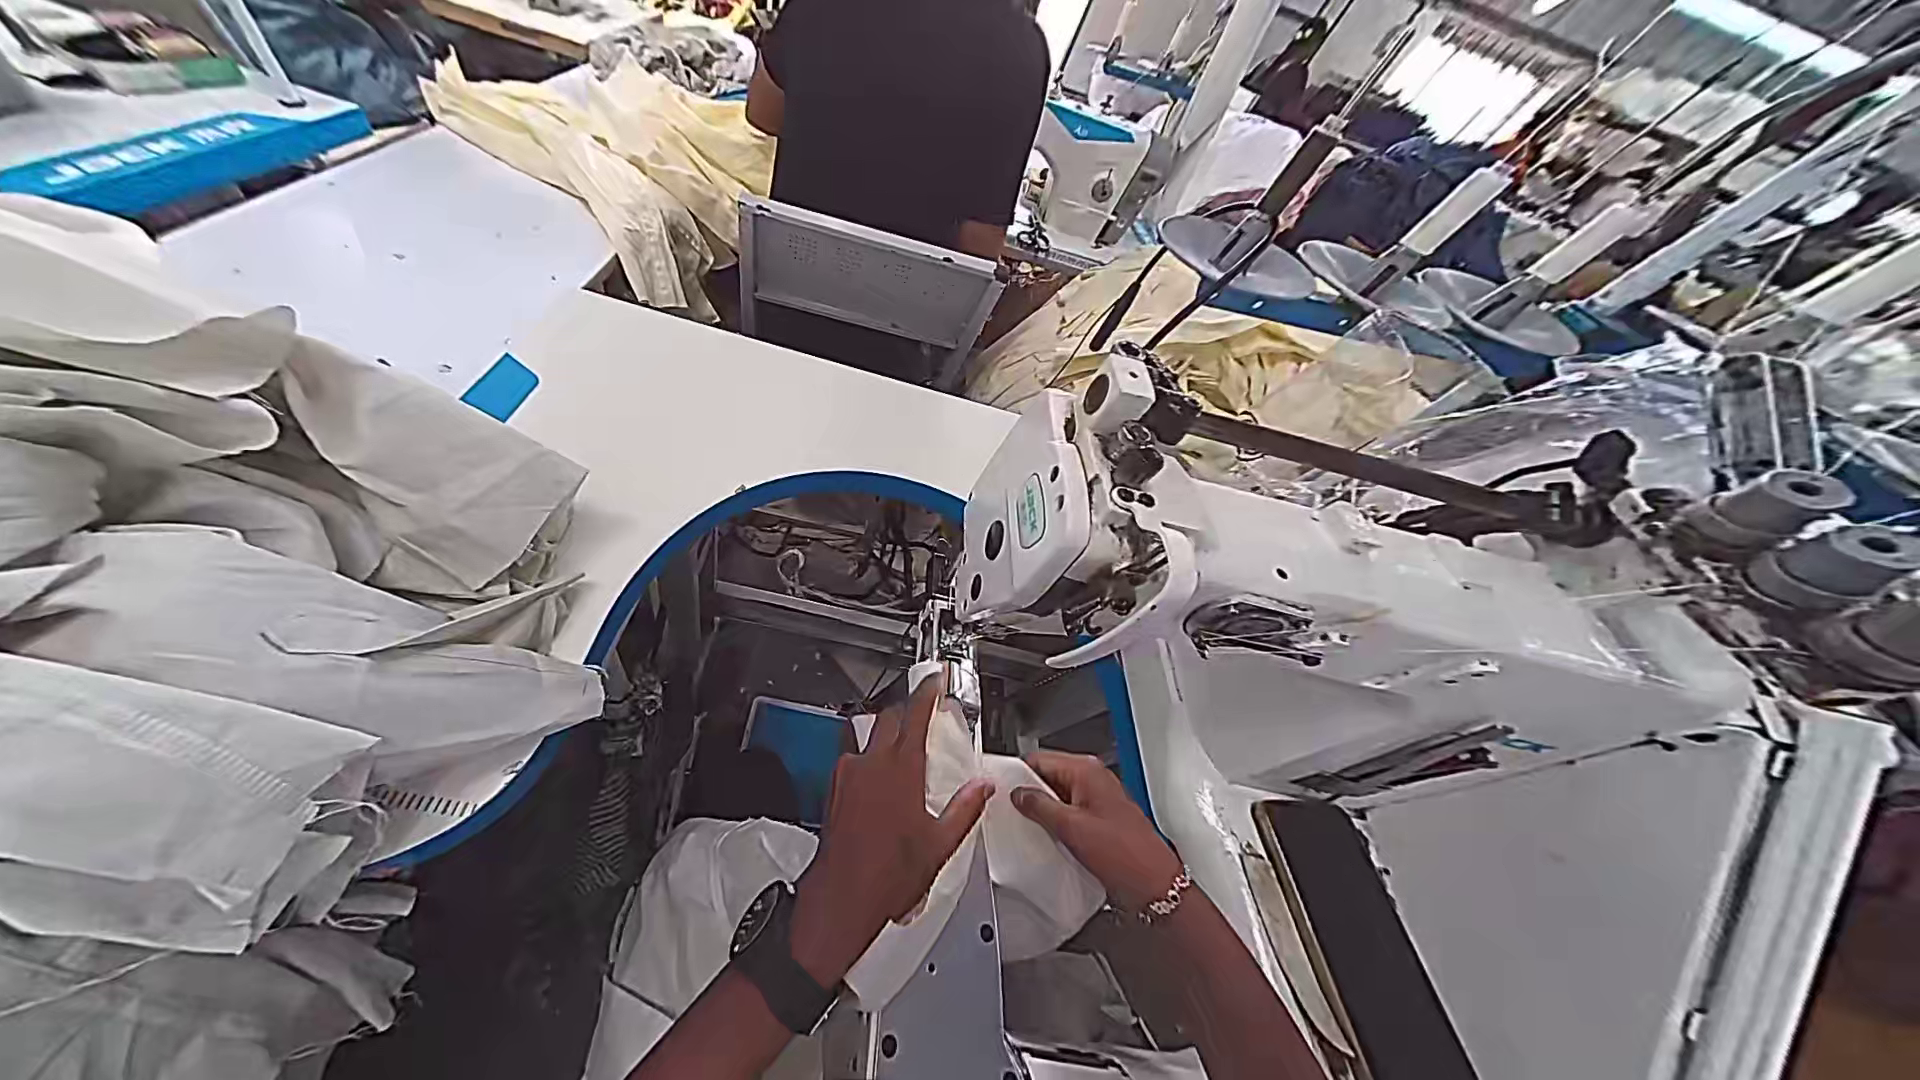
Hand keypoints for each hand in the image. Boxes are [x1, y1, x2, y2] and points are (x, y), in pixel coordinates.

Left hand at [791, 672, 991, 984]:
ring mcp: (848, 774)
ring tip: (900, 751)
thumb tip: (982, 787)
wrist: (841, 900)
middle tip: (923, 716)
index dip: (927, 692)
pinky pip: (852, 757)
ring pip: (868, 735)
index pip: (915, 714)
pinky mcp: (833, 788)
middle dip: (908, 710)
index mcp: (902, 769)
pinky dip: (867, 757)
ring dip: (886, 733)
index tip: (935, 679)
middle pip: (890, 717)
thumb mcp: (939, 844)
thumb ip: (965, 808)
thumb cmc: (887, 876)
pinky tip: (877, 780)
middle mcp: (871, 763)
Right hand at [1012, 750, 1183, 912]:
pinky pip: (1068, 811)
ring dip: (1043, 810)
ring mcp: (1096, 798)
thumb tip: (1020, 795)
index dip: (1018, 773)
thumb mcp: (1071, 827)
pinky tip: (1049, 838)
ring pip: (1056, 795)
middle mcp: (1092, 778)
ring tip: (1031, 828)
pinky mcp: (1098, 817)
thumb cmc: (1125, 854)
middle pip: (1047, 776)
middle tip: (1014, 812)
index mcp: (1086, 770)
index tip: (1002, 789)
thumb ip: (1039, 806)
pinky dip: (1056, 821)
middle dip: (1029, 793)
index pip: (1039, 759)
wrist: (1153, 885)